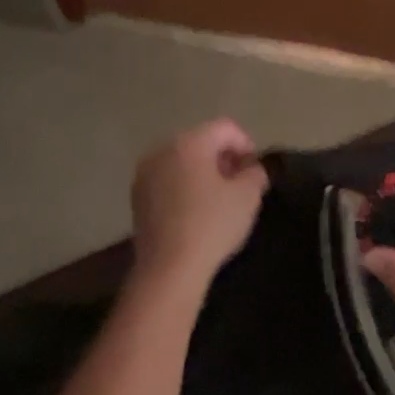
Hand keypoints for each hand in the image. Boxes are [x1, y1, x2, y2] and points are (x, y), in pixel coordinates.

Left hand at [131, 119, 268, 285]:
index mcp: (189, 143)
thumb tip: (252, 168)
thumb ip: (255, 174)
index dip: (247, 145)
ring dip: (203, 174)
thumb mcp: (247, 198)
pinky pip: (168, 181)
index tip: (257, 172)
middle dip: (223, 159)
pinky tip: (196, 213)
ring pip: (182, 162)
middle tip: (240, 185)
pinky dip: (184, 188)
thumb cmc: (212, 226)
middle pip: (200, 142)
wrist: (169, 267)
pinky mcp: (137, 197)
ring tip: (219, 201)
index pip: (226, 128)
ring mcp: (145, 173)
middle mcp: (162, 150)